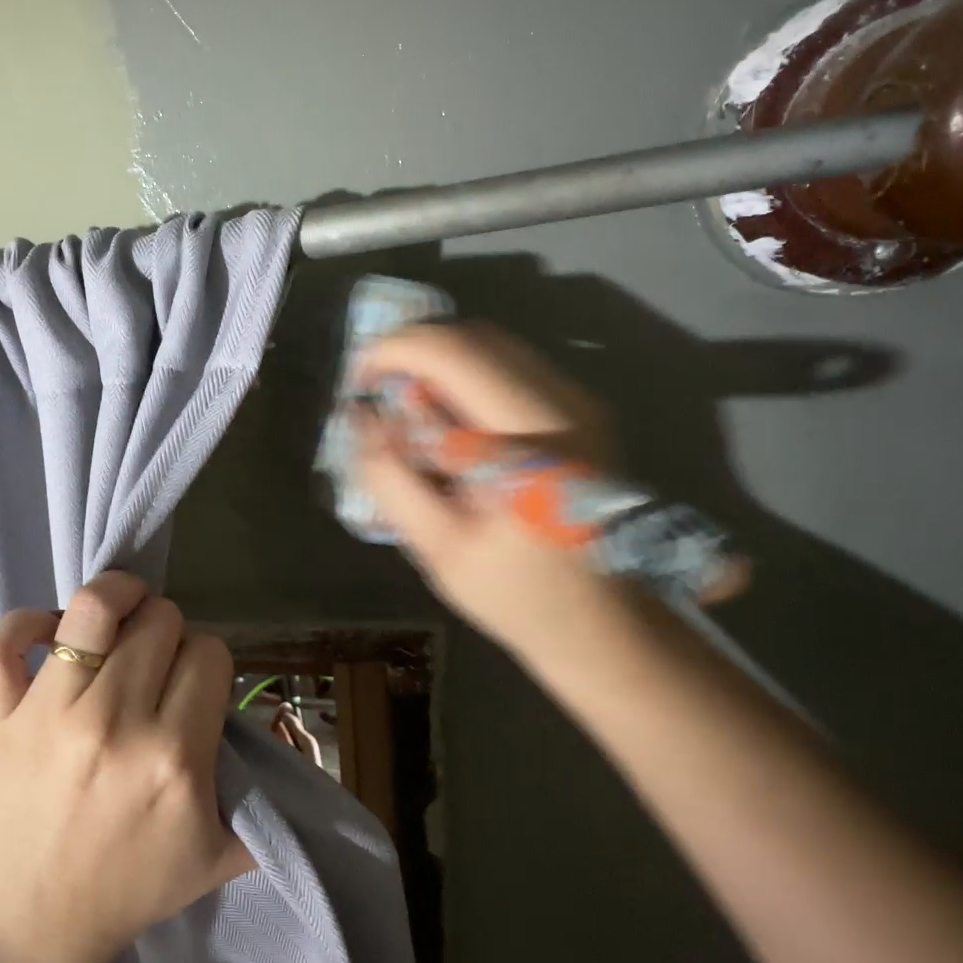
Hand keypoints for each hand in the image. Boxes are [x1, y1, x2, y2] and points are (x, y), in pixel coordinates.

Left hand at [0, 571, 252, 962]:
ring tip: (121, 609)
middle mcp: (114, 724)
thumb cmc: (129, 887)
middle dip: (168, 631)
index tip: (192, 682)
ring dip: (116, 595)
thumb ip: (266, 794)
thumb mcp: (222, 854)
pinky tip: (47, 633)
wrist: (30, 924)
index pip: (210, 653)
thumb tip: (280, 728)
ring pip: (91, 609)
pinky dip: (23, 621)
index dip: (207, 660)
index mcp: (175, 758)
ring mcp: (47, 715)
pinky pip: (1, 640)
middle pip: (159, 621)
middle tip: (156, 660)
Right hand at [352, 322, 634, 651]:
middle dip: (412, 356)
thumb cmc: (519, 597)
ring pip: (492, 347)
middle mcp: (566, 405)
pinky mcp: (580, 411)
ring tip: (408, 416)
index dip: (391, 352)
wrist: (607, 625)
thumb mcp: (438, 548)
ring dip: (438, 368)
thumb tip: (360, 415)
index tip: (355, 385)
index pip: (453, 353)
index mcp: (534, 441)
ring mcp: (581, 403)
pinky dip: (465, 382)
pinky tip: (449, 430)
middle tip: (376, 399)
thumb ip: (392, 477)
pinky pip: (510, 369)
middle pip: (473, 337)